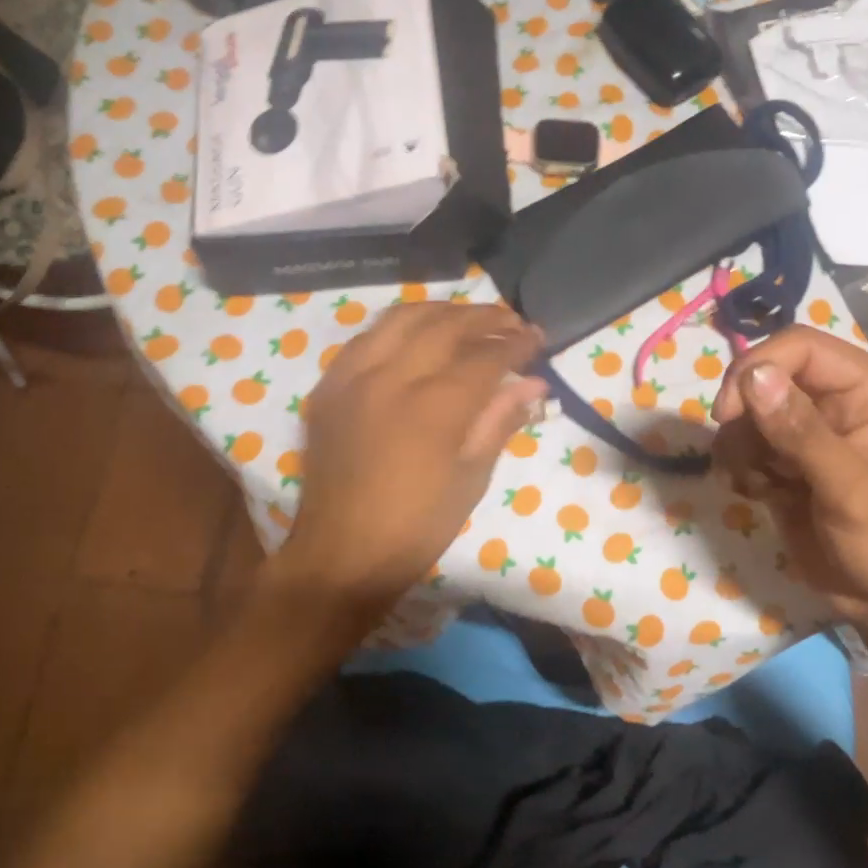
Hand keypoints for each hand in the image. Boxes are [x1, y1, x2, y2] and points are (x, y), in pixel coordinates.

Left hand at [274, 302, 546, 615]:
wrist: (343, 555)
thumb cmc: (418, 527)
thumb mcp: (472, 479)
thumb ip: (500, 420)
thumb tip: (535, 383)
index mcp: (434, 407)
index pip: (484, 357)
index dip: (516, 344)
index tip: (538, 339)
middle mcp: (391, 378)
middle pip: (445, 326)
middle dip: (485, 318)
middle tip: (513, 321)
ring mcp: (353, 378)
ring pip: (401, 319)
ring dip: (442, 312)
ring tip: (469, 319)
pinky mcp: (329, 387)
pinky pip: (366, 338)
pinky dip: (399, 328)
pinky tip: (416, 336)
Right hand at [711, 327, 867, 629]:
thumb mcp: (850, 488)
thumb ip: (800, 432)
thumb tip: (752, 376)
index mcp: (867, 388)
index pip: (798, 346)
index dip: (756, 369)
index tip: (727, 413)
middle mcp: (836, 401)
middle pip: (765, 377)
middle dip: (743, 416)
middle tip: (740, 458)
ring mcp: (809, 434)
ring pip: (748, 414)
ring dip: (740, 448)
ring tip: (762, 485)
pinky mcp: (788, 464)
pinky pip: (746, 447)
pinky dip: (743, 470)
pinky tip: (762, 496)